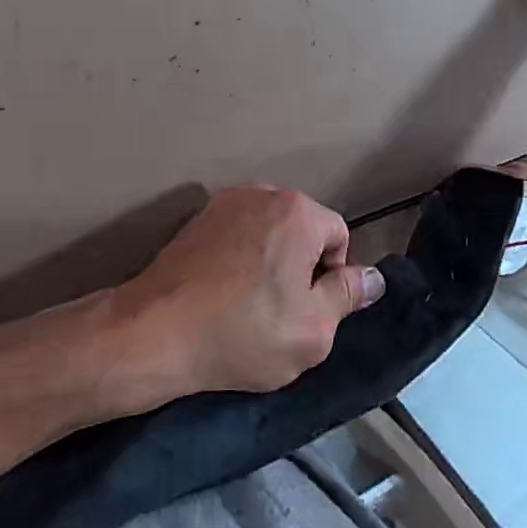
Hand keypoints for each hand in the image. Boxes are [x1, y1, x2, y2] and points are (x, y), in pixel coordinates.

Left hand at [125, 186, 384, 393]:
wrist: (151, 334)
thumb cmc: (242, 333)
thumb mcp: (313, 330)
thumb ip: (349, 296)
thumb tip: (375, 277)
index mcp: (300, 213)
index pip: (338, 238)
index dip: (330, 278)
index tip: (306, 311)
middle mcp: (266, 193)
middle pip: (303, 230)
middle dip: (299, 266)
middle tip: (279, 311)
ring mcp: (226, 202)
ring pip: (269, 232)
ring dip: (269, 261)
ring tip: (246, 304)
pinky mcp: (195, 219)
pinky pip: (237, 234)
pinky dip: (238, 258)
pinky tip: (220, 293)